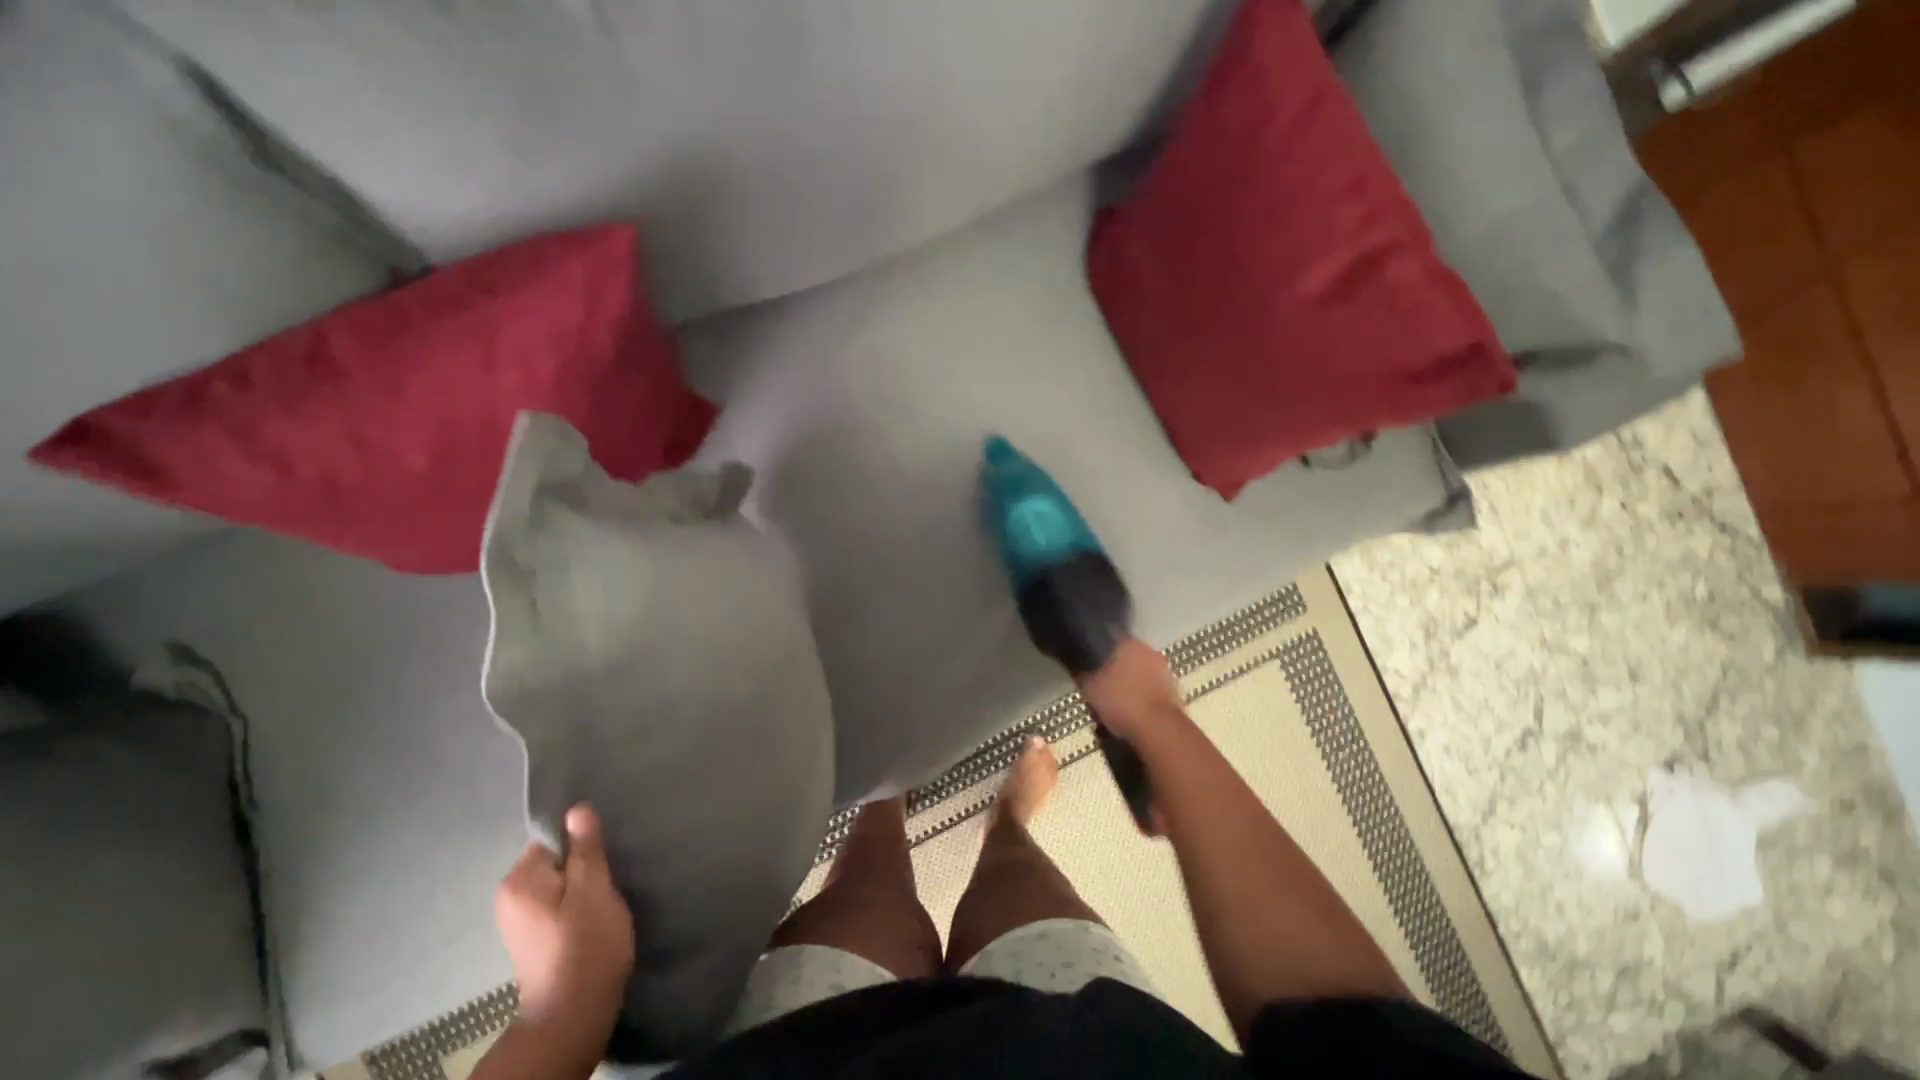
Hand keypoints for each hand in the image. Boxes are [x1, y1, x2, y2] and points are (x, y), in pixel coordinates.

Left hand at [496, 804, 634, 1032]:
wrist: (573, 1015)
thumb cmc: (586, 946)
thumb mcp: (594, 890)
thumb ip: (585, 849)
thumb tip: (577, 809)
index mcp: (519, 880)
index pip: (551, 840)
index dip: (581, 847)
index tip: (604, 861)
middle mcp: (508, 897)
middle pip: (552, 862)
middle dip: (581, 870)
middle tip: (609, 885)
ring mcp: (516, 922)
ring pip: (556, 887)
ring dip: (580, 891)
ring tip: (603, 906)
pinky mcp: (530, 941)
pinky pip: (554, 908)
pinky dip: (573, 911)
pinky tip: (591, 925)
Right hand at [1078, 638, 1182, 744]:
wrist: (1159, 729)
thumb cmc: (1121, 702)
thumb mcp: (1090, 688)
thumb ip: (1083, 671)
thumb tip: (1078, 663)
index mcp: (1128, 642)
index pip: (1108, 637)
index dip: (1097, 650)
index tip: (1088, 663)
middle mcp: (1148, 649)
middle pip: (1126, 655)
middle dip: (1115, 667)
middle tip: (1101, 684)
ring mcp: (1164, 668)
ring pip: (1140, 671)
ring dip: (1130, 681)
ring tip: (1116, 699)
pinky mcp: (1174, 687)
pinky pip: (1151, 686)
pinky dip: (1142, 694)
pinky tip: (1133, 708)